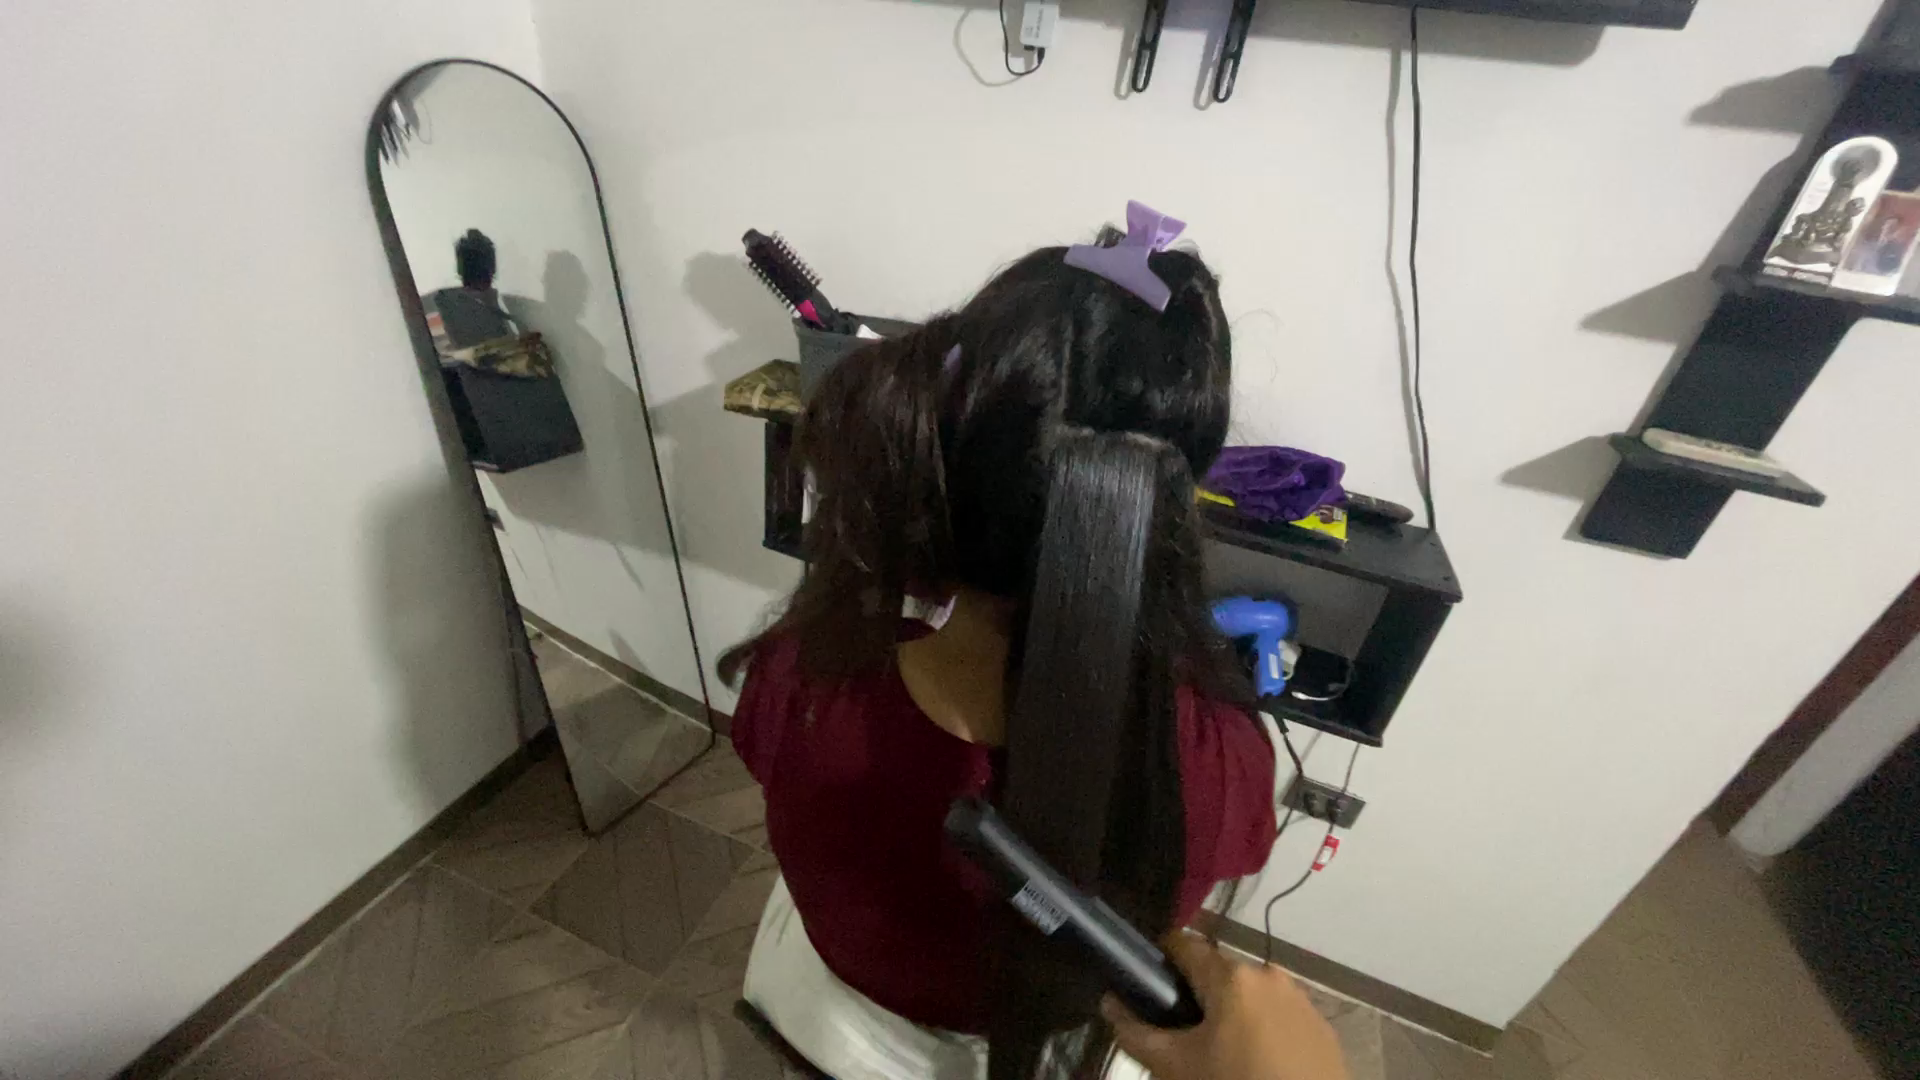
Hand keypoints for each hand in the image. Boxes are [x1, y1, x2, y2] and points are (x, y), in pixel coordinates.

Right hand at [1101, 935, 1348, 1079]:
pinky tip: (1257, 1066)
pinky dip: (1262, 1030)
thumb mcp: (1177, 1069)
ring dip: (1230, 1013)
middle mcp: (1266, 973)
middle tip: (1183, 1036)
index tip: (1147, 985)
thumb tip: (1108, 1001)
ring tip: (1222, 1056)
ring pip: (1248, 994)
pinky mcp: (1323, 1029)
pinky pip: (1278, 1015)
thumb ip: (1136, 1033)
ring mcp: (1300, 1000)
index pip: (1182, 943)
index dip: (1159, 959)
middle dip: (1196, 996)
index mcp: (1230, 975)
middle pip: (1215, 971)